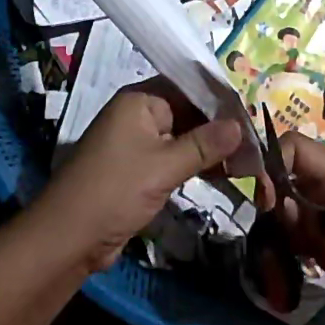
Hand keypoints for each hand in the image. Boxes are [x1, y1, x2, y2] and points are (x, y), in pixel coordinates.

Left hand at [33, 83, 242, 272]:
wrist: (68, 238)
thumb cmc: (115, 190)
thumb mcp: (164, 166)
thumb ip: (204, 144)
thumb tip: (239, 125)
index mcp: (140, 100)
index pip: (188, 87)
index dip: (220, 100)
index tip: (251, 113)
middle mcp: (138, 114)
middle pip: (187, 112)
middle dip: (220, 127)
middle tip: (256, 142)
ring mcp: (137, 142)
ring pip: (183, 137)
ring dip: (211, 149)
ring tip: (248, 161)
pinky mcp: (138, 169)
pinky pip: (174, 157)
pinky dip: (196, 164)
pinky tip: (225, 174)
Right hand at [270, 132, 324, 324]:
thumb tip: (321, 235)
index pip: (300, 151)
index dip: (273, 165)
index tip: (265, 207)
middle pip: (285, 187)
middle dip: (269, 218)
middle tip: (271, 265)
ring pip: (287, 220)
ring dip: (274, 247)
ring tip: (279, 290)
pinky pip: (298, 248)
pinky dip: (285, 265)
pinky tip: (286, 293)